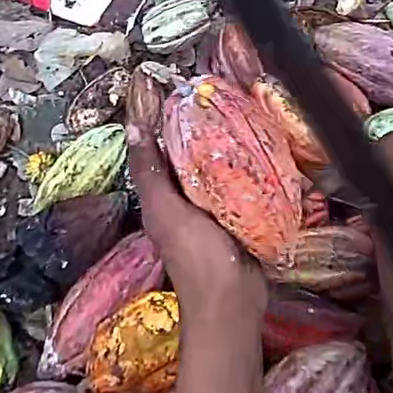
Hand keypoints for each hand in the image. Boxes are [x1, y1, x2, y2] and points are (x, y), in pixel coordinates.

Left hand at [125, 74, 265, 326]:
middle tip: (221, 99)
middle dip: (202, 131)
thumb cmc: (196, 254)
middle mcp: (184, 200)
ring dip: (225, 148)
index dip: (167, 122)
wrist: (233, 300)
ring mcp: (212, 210)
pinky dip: (245, 169)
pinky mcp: (237, 217)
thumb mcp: (166, 209)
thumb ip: (150, 171)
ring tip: (242, 115)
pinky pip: (239, 186)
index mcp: (162, 196)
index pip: (161, 149)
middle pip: (190, 157)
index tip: (184, 92)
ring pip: (215, 170)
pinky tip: (260, 151)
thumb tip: (133, 127)